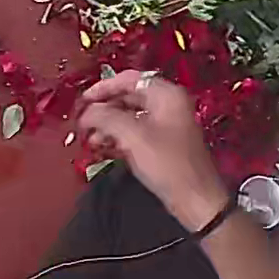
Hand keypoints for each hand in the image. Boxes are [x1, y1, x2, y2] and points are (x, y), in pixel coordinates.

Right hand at [79, 70, 232, 231]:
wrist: (195, 199)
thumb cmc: (167, 163)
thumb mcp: (133, 137)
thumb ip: (107, 118)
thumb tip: (87, 111)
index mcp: (166, 94)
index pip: (130, 79)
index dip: (103, 87)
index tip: (82, 101)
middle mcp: (169, 103)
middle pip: (129, 96)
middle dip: (104, 109)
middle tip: (82, 122)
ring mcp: (167, 123)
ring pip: (131, 115)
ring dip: (109, 124)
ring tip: (88, 140)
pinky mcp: (164, 142)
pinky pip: (137, 131)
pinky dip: (119, 136)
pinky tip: (102, 147)